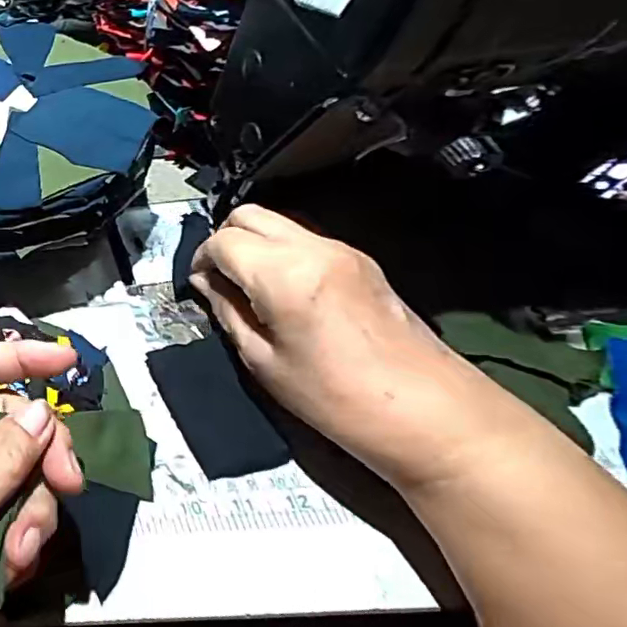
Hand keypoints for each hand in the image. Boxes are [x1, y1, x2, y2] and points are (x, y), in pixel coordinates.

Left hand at [0, 342, 83, 626]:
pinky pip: (19, 519)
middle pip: (14, 425)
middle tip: (68, 483)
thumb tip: (43, 411)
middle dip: (44, 454)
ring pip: (24, 476)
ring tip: (19, 550)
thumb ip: (0, 458)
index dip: (22, 357)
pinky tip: (10, 570)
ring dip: (34, 511)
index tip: (68, 361)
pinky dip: (25, 541)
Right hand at [189, 204, 550, 491]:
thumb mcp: (264, 362)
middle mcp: (312, 247)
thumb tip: (208, 283)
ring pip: (278, 221)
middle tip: (220, 280)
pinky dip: (281, 251)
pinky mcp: (361, 259)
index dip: (200, 260)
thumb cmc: (337, 399)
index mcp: (283, 273)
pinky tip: (284, 291)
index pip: (222, 240)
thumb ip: (228, 311)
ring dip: (253, 243)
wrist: (428, 412)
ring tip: (250, 287)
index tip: (198, 286)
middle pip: (249, 214)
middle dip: (224, 240)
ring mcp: (341, 249)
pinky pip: (305, 238)